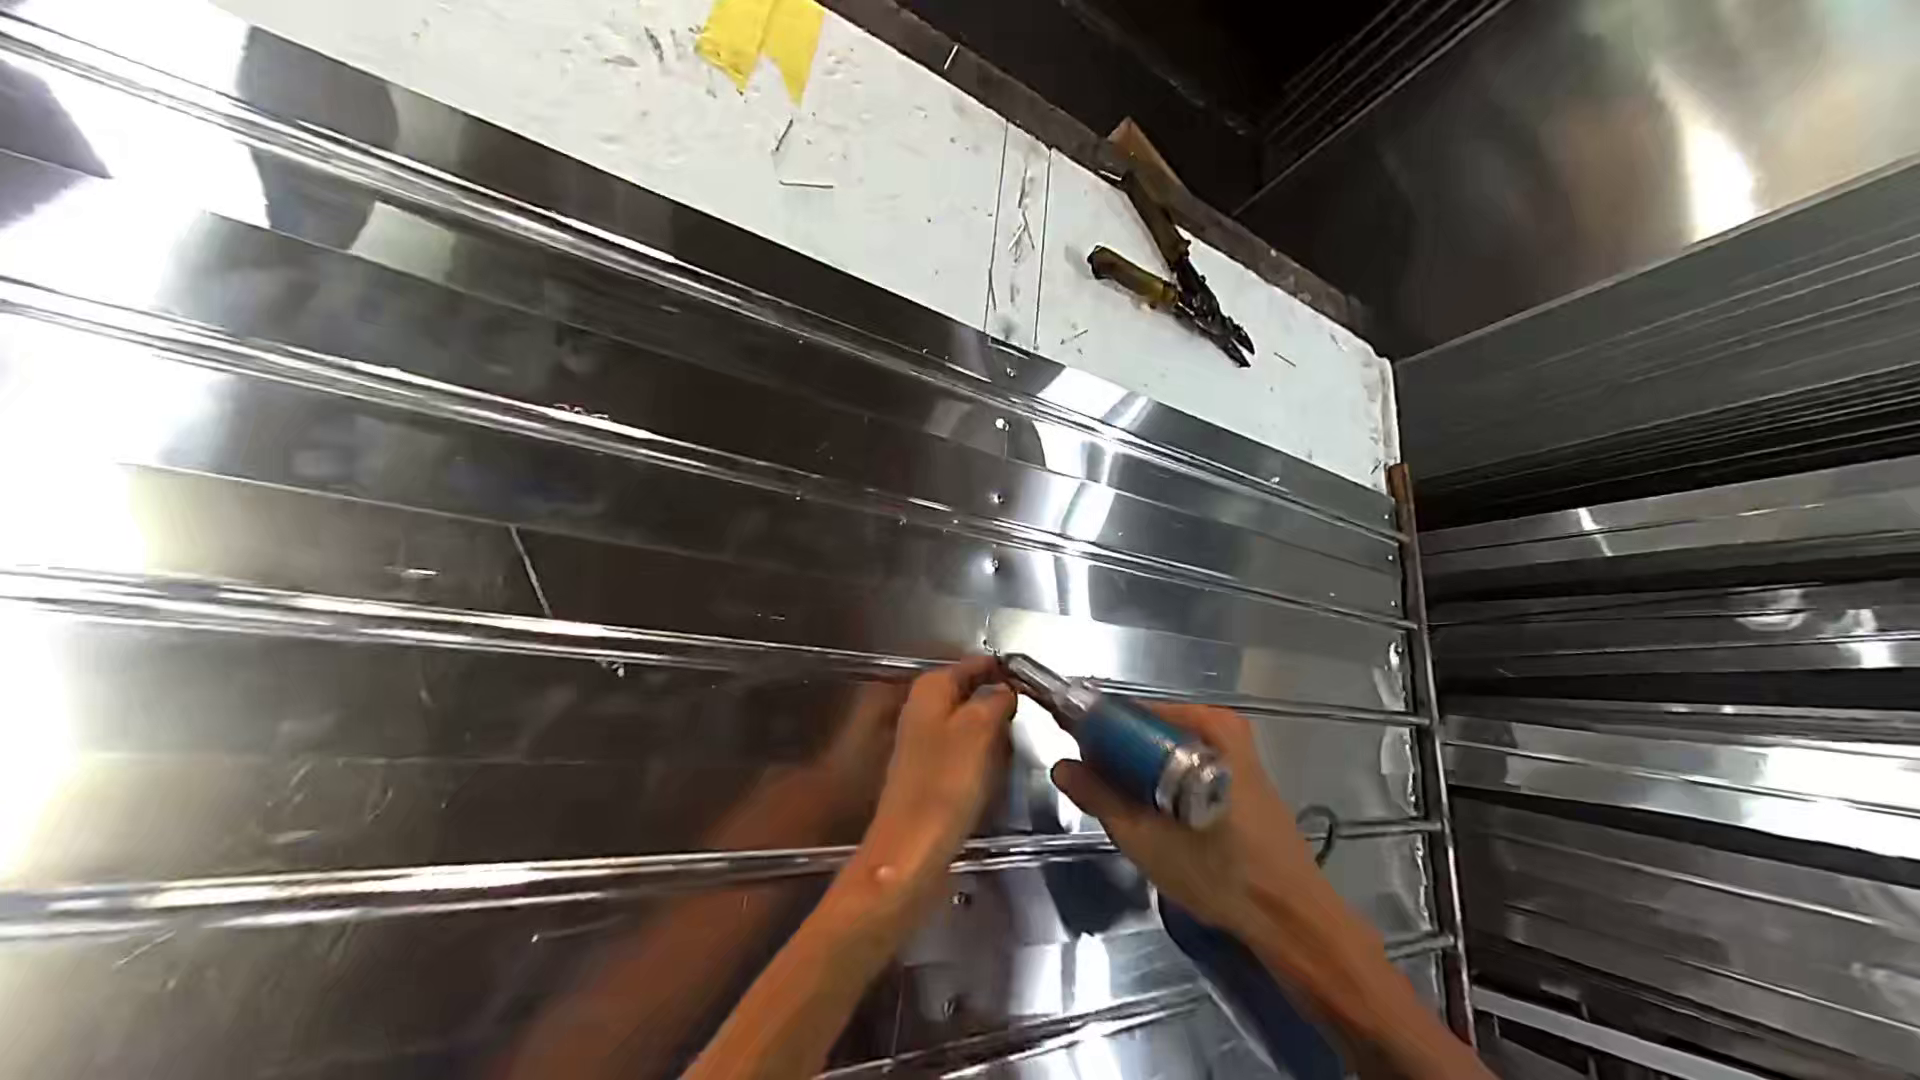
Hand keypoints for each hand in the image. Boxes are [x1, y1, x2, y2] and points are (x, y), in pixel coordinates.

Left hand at [850, 656, 1014, 894]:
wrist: (911, 847)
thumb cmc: (945, 783)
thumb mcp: (980, 729)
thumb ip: (996, 699)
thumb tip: (1007, 687)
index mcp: (931, 687)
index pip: (975, 663)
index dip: (1005, 669)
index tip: (1035, 682)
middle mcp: (922, 706)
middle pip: (971, 690)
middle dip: (1000, 699)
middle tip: (1032, 713)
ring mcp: (923, 738)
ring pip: (969, 719)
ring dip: (992, 727)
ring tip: (1018, 739)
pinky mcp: (929, 768)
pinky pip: (964, 746)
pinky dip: (982, 751)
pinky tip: (996, 765)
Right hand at [1050, 702, 1332, 938]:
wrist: (1290, 919)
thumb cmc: (1218, 872)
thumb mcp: (1145, 836)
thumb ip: (1099, 796)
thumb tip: (1063, 767)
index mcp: (1204, 727)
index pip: (1133, 712)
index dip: (1099, 734)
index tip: (1079, 759)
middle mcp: (1223, 729)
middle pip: (1149, 730)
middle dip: (1119, 757)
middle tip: (1102, 792)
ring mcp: (1238, 752)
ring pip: (1167, 750)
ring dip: (1141, 774)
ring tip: (1128, 809)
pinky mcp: (1243, 778)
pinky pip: (1187, 765)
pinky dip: (1165, 782)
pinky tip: (1159, 817)